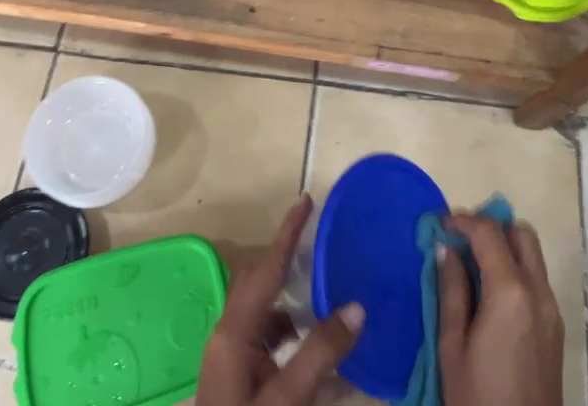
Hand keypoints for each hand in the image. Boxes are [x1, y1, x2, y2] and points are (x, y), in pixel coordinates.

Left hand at [200, 195, 364, 405]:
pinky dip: (301, 339)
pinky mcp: (246, 384)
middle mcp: (231, 339)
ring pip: (270, 317)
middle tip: (326, 245)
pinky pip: (276, 346)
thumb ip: (319, 353)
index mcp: (233, 334)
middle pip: (262, 285)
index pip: (264, 269)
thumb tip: (355, 306)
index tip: (307, 201)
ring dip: (300, 304)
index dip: (286, 234)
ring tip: (335, 296)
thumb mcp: (286, 400)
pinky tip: (330, 355)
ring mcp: (237, 362)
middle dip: (291, 262)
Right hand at [439, 214, 564, 405]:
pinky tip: (488, 290)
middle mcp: (539, 293)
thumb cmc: (476, 396)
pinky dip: (514, 268)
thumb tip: (445, 248)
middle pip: (521, 234)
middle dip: (490, 226)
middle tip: (458, 239)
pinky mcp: (555, 326)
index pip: (490, 233)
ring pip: (533, 255)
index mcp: (511, 293)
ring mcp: (552, 310)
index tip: (439, 225)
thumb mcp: (452, 344)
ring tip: (469, 264)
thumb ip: (451, 290)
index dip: (463, 221)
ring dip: (504, 246)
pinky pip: (536, 279)